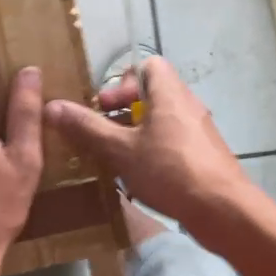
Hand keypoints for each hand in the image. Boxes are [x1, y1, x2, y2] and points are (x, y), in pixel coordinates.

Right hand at [45, 56, 254, 226]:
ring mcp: (199, 132)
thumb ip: (87, 128)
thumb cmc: (171, 171)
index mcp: (169, 94)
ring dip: (136, 132)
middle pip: (153, 93)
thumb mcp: (121, 150)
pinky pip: (173, 141)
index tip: (106, 105)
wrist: (224, 211)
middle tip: (104, 131)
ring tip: (115, 156)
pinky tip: (139, 177)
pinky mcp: (204, 156)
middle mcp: (187, 106)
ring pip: (162, 120)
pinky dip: (153, 150)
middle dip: (123, 110)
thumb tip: (51, 105)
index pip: (148, 65)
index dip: (123, 80)